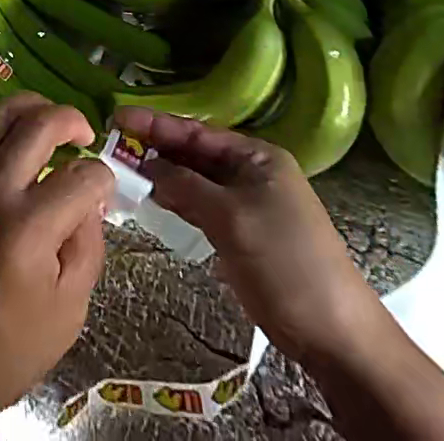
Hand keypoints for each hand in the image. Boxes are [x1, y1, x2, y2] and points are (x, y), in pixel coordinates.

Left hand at [0, 84, 114, 436]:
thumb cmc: (8, 345)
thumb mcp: (71, 307)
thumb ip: (88, 242)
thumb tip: (90, 196)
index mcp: (29, 229)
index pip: (83, 177)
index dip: (104, 180)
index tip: (104, 192)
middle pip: (42, 126)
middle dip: (74, 123)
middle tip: (84, 139)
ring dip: (32, 104)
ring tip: (50, 119)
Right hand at [109, 107, 385, 365]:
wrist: (330, 328)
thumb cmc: (284, 260)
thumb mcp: (232, 217)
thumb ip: (187, 186)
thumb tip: (148, 166)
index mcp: (257, 156)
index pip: (199, 131)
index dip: (158, 123)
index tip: (119, 115)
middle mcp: (250, 172)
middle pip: (195, 152)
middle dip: (156, 147)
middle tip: (113, 142)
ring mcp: (244, 203)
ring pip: (194, 179)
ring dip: (162, 174)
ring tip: (122, 167)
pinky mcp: (238, 232)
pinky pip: (200, 205)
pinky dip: (176, 200)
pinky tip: (151, 198)